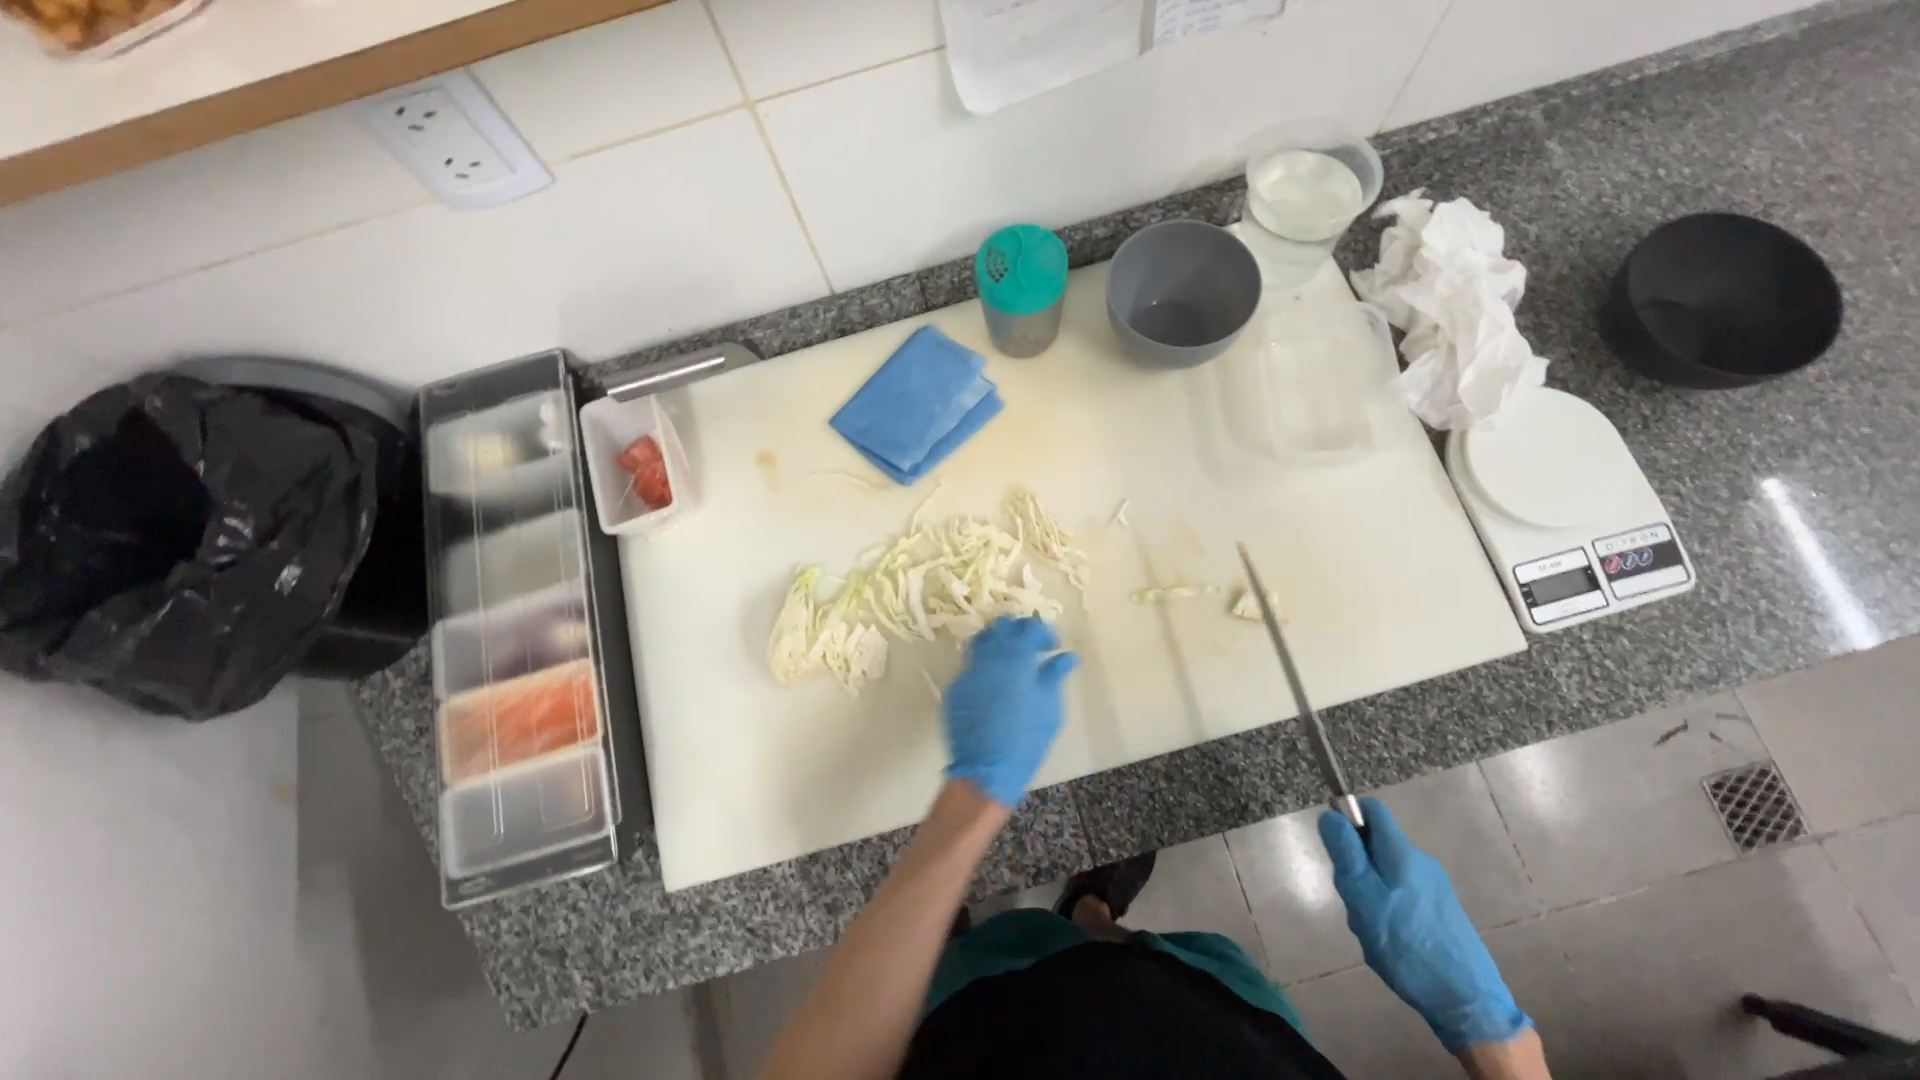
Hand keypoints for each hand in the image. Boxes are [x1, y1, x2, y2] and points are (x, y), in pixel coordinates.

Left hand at [942, 616, 1075, 806]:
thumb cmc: (1026, 738)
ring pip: (981, 641)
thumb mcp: (1049, 707)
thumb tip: (1066, 656)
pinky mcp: (955, 688)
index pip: (1029, 627)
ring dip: (998, 644)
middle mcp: (987, 657)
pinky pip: (972, 666)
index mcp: (1015, 658)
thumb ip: (1054, 675)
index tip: (1052, 646)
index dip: (1043, 631)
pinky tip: (995, 684)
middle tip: (1032, 647)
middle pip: (1001, 626)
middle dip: (1018, 630)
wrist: (987, 769)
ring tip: (1012, 662)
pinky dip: (986, 666)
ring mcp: (967, 671)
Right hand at [1319, 797, 1530, 1054]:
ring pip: (1385, 875)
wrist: (1466, 1001)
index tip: (1336, 851)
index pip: (1372, 810)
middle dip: (1355, 868)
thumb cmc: (1406, 946)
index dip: (1347, 818)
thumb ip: (1346, 855)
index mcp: (1402, 854)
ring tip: (1370, 930)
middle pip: (1374, 846)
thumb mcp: (1364, 898)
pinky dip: (1386, 912)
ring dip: (1368, 895)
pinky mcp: (1440, 913)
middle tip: (1353, 903)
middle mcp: (1421, 863)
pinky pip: (1401, 897)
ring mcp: (1433, 889)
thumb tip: (1331, 815)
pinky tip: (1389, 943)